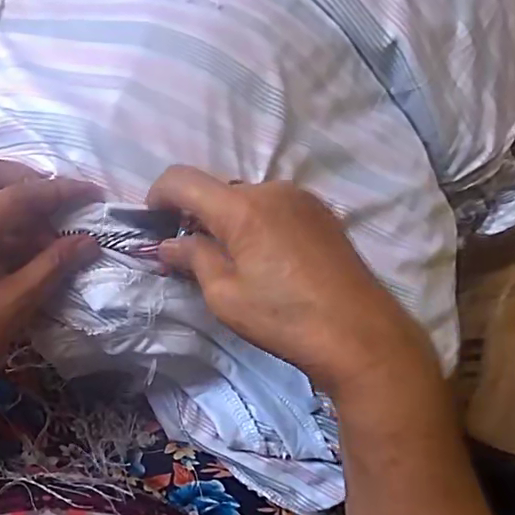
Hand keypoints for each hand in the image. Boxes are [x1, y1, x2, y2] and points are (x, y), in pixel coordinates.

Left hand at [0, 157, 100, 400]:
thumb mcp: (19, 301)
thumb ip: (55, 264)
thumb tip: (89, 241)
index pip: (16, 194)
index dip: (58, 191)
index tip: (89, 191)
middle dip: (24, 181)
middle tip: (55, 205)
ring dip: (12, 203)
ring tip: (45, 238)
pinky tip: (24, 248)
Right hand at [148, 165, 439, 394]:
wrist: (361, 335)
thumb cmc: (284, 318)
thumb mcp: (225, 295)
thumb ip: (194, 258)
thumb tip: (170, 244)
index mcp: (242, 207)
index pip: (182, 179)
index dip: (158, 195)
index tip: (152, 222)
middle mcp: (272, 190)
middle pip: (217, 190)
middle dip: (195, 215)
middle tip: (191, 254)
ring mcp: (302, 199)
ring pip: (247, 199)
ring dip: (228, 221)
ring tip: (232, 262)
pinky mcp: (322, 214)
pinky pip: (274, 207)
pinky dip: (256, 223)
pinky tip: (265, 260)